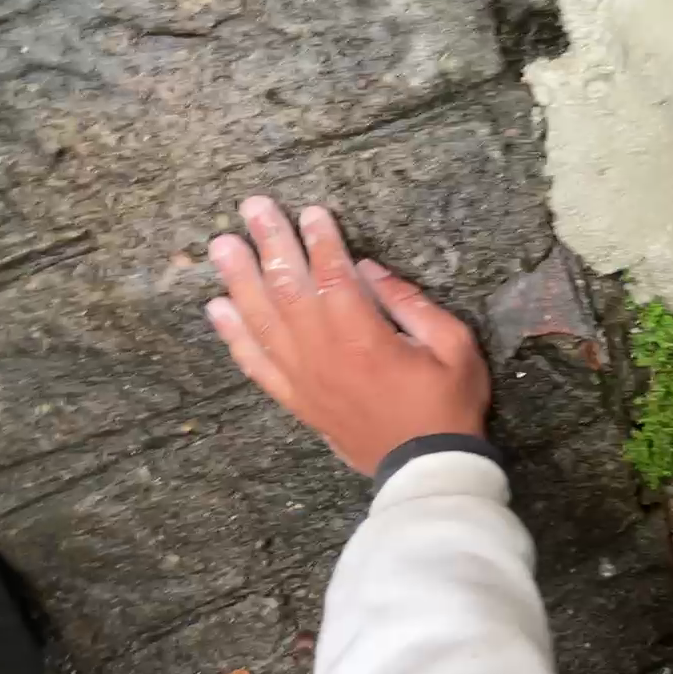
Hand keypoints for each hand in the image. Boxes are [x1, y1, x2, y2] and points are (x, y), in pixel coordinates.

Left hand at [204, 196, 489, 475]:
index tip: (311, 210)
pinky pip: (255, 364)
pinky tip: (218, 308)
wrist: (426, 466)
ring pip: (263, 321)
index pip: (333, 277)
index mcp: (364, 338)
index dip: (321, 241)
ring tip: (221, 245)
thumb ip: (412, 306)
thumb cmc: (448, 402)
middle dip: (271, 244)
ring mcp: (304, 379)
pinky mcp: (297, 399)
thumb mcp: (454, 346)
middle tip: (252, 207)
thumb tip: (371, 270)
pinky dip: (234, 335)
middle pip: (289, 290)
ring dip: (240, 280)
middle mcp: (323, 354)